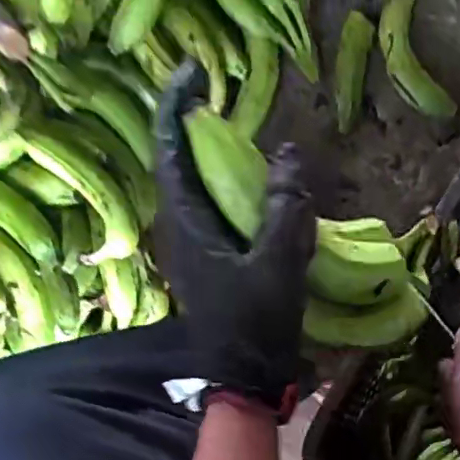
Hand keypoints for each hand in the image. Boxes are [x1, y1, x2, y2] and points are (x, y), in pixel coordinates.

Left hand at [153, 63, 314, 409]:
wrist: (246, 381)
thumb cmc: (256, 326)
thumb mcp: (278, 266)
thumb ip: (283, 210)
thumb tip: (289, 156)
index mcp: (185, 225)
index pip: (169, 149)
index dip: (179, 107)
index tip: (199, 78)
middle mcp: (178, 234)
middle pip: (181, 168)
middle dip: (201, 135)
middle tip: (229, 114)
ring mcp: (191, 254)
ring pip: (198, 196)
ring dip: (218, 169)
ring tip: (248, 152)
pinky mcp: (207, 271)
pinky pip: (214, 220)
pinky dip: (231, 200)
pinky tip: (257, 203)